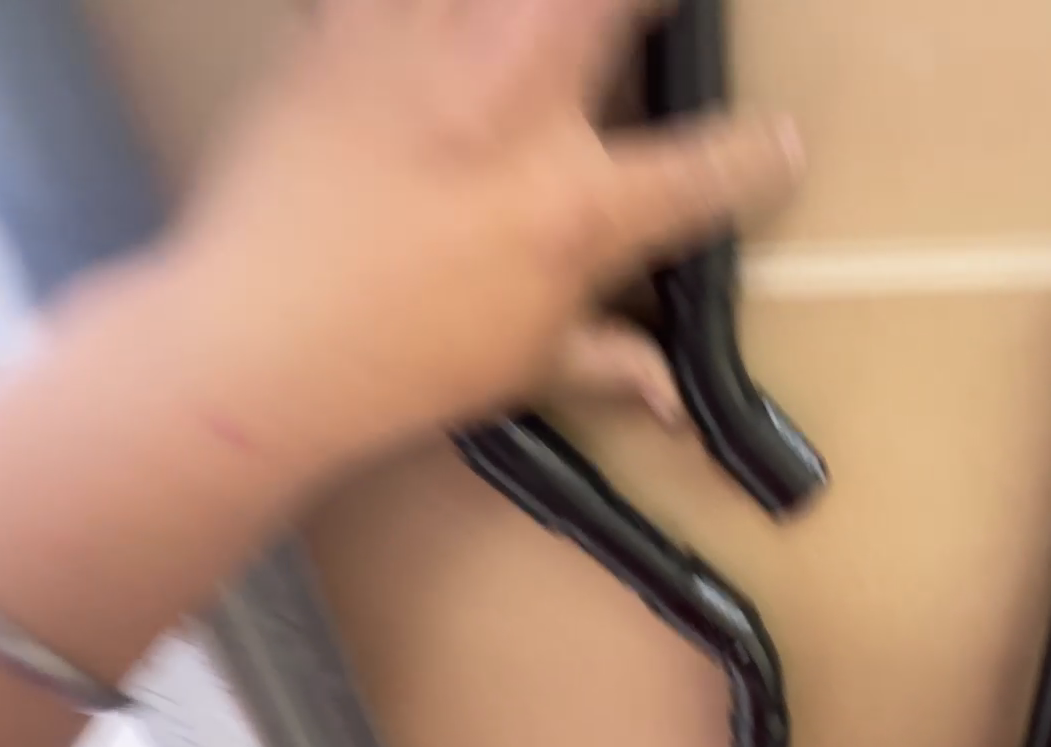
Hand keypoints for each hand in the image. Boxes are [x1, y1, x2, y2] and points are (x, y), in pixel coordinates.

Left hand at [134, 0, 801, 476]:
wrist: (264, 343)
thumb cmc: (418, 367)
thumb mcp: (535, 367)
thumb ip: (618, 365)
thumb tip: (677, 402)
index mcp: (578, 211)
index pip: (703, 173)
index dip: (761, 158)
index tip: (786, 143)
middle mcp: (520, 109)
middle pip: (611, 4)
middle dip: (658, 0)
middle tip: (671, 10)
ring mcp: (430, 52)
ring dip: (563, 1)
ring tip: (564, 19)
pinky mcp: (346, 28)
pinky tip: (460, 17)